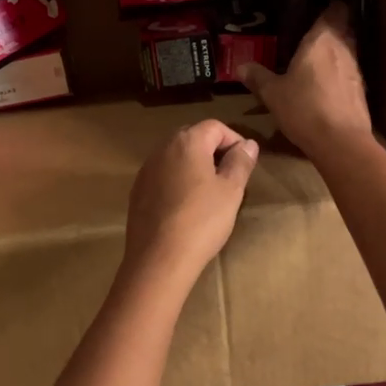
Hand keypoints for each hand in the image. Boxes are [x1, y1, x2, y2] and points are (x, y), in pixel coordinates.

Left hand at [123, 120, 258, 285]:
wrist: (159, 258)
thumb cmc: (201, 220)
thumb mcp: (231, 190)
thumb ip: (240, 162)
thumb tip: (248, 144)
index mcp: (186, 142)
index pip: (215, 127)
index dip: (234, 140)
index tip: (245, 163)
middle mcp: (162, 148)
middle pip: (193, 137)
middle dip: (214, 151)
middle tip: (231, 176)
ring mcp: (146, 170)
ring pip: (176, 157)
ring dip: (195, 166)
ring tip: (211, 192)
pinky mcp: (137, 191)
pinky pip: (163, 176)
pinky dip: (178, 181)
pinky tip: (187, 206)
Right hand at [238, 2, 373, 162]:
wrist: (341, 142)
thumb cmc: (304, 108)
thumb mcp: (272, 93)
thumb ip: (258, 77)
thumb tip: (241, 67)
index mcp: (321, 41)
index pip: (335, 10)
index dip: (329, 8)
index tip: (316, 10)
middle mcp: (343, 49)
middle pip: (343, 29)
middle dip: (330, 30)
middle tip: (308, 36)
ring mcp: (355, 71)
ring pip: (347, 52)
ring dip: (334, 54)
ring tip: (314, 61)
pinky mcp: (361, 91)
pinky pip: (348, 73)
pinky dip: (338, 75)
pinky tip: (324, 86)